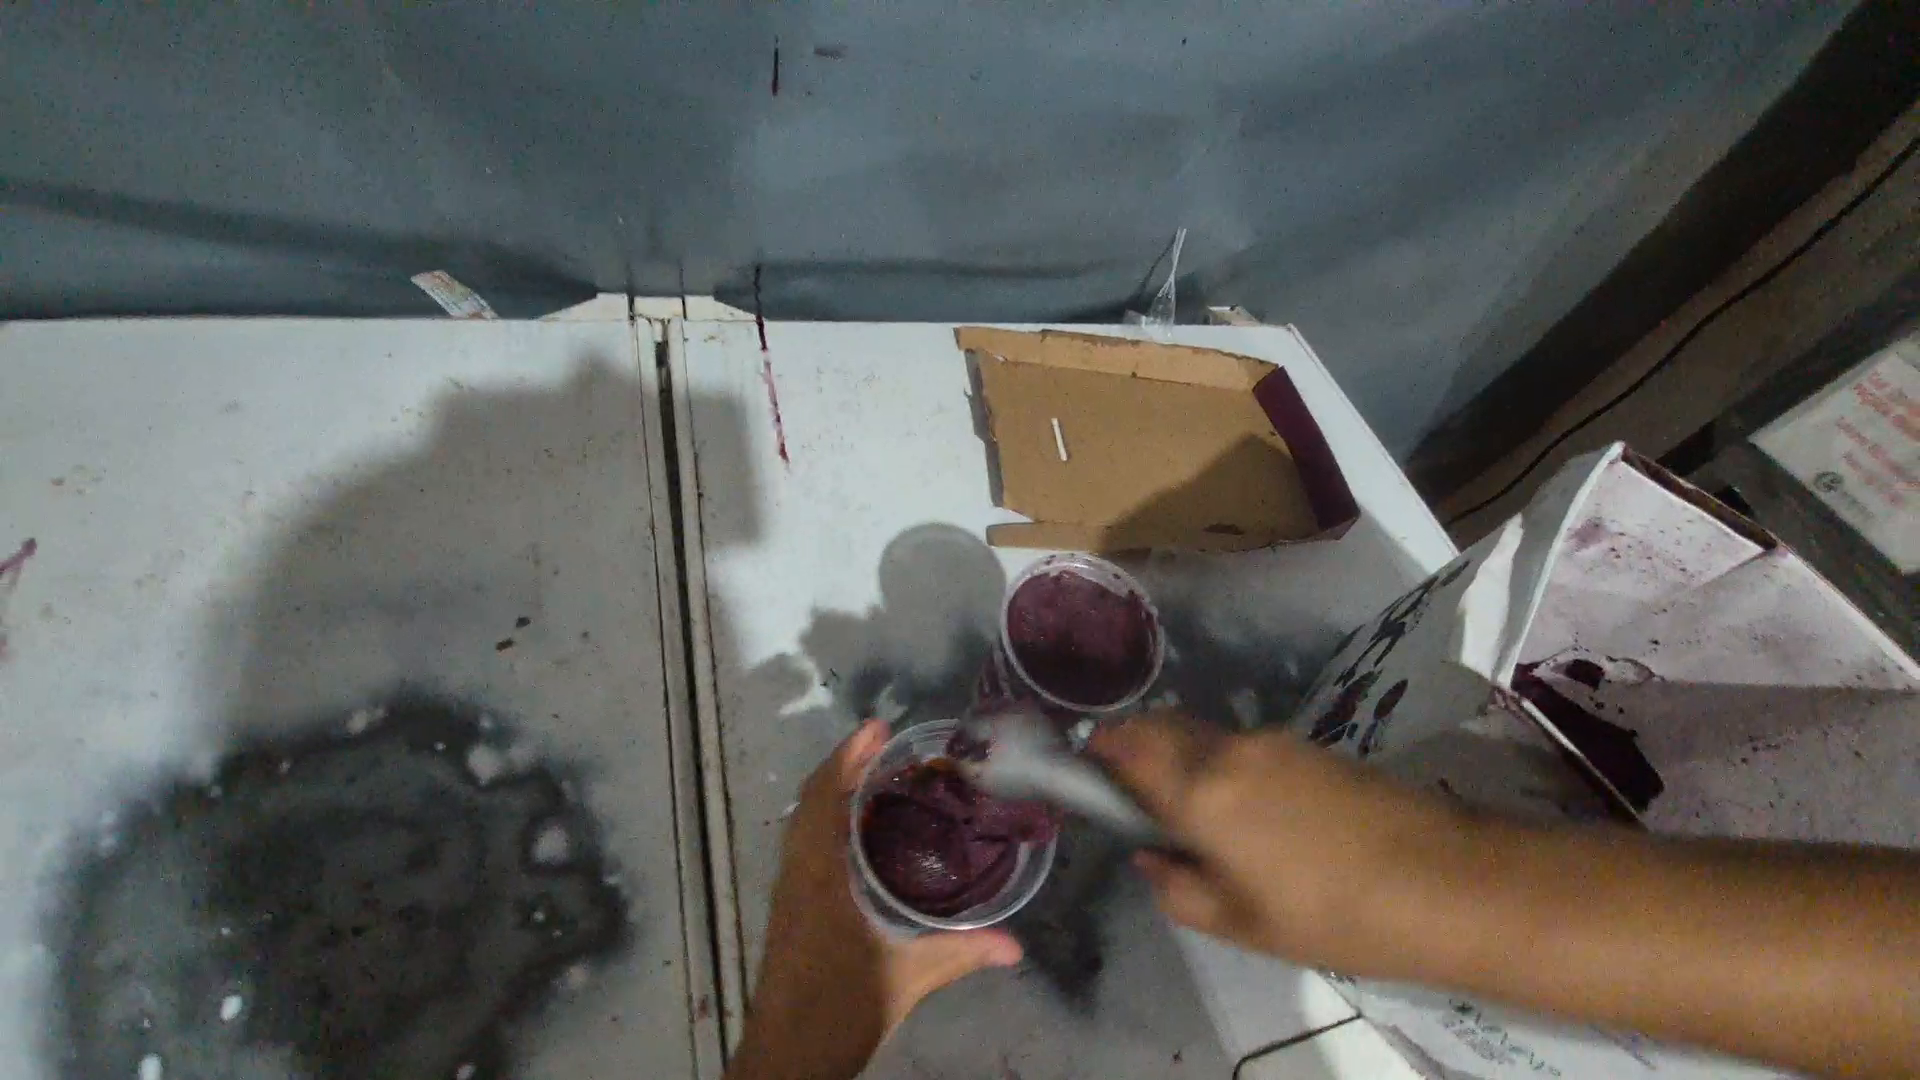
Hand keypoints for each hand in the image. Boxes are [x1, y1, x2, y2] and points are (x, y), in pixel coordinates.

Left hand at [727, 720, 1022, 1079]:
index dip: (848, 757)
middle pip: (810, 799)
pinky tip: (856, 822)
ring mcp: (787, 887)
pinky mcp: (788, 903)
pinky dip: (826, 812)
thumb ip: (960, 953)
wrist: (783, 1062)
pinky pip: (803, 838)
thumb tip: (1015, 945)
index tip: (877, 728)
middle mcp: (797, 872)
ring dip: (833, 785)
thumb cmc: (839, 1011)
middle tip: (883, 740)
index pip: (824, 799)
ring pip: (803, 818)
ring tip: (873, 769)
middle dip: (844, 762)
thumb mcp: (905, 981)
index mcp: (819, 878)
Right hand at [1089, 709, 1458, 974]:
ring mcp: (1268, 741)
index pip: (1127, 749)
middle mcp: (1226, 751)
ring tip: (1181, 799)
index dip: (1098, 752)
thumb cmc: (1331, 914)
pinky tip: (1237, 802)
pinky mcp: (1304, 745)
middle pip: (1159, 726)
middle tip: (1126, 784)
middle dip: (1130, 743)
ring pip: (1198, 732)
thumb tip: (1149, 857)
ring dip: (1173, 750)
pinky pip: (1234, 741)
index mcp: (1200, 792)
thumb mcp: (1240, 924)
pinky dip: (1212, 757)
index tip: (1085, 772)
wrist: (1447, 882)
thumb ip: (1177, 888)